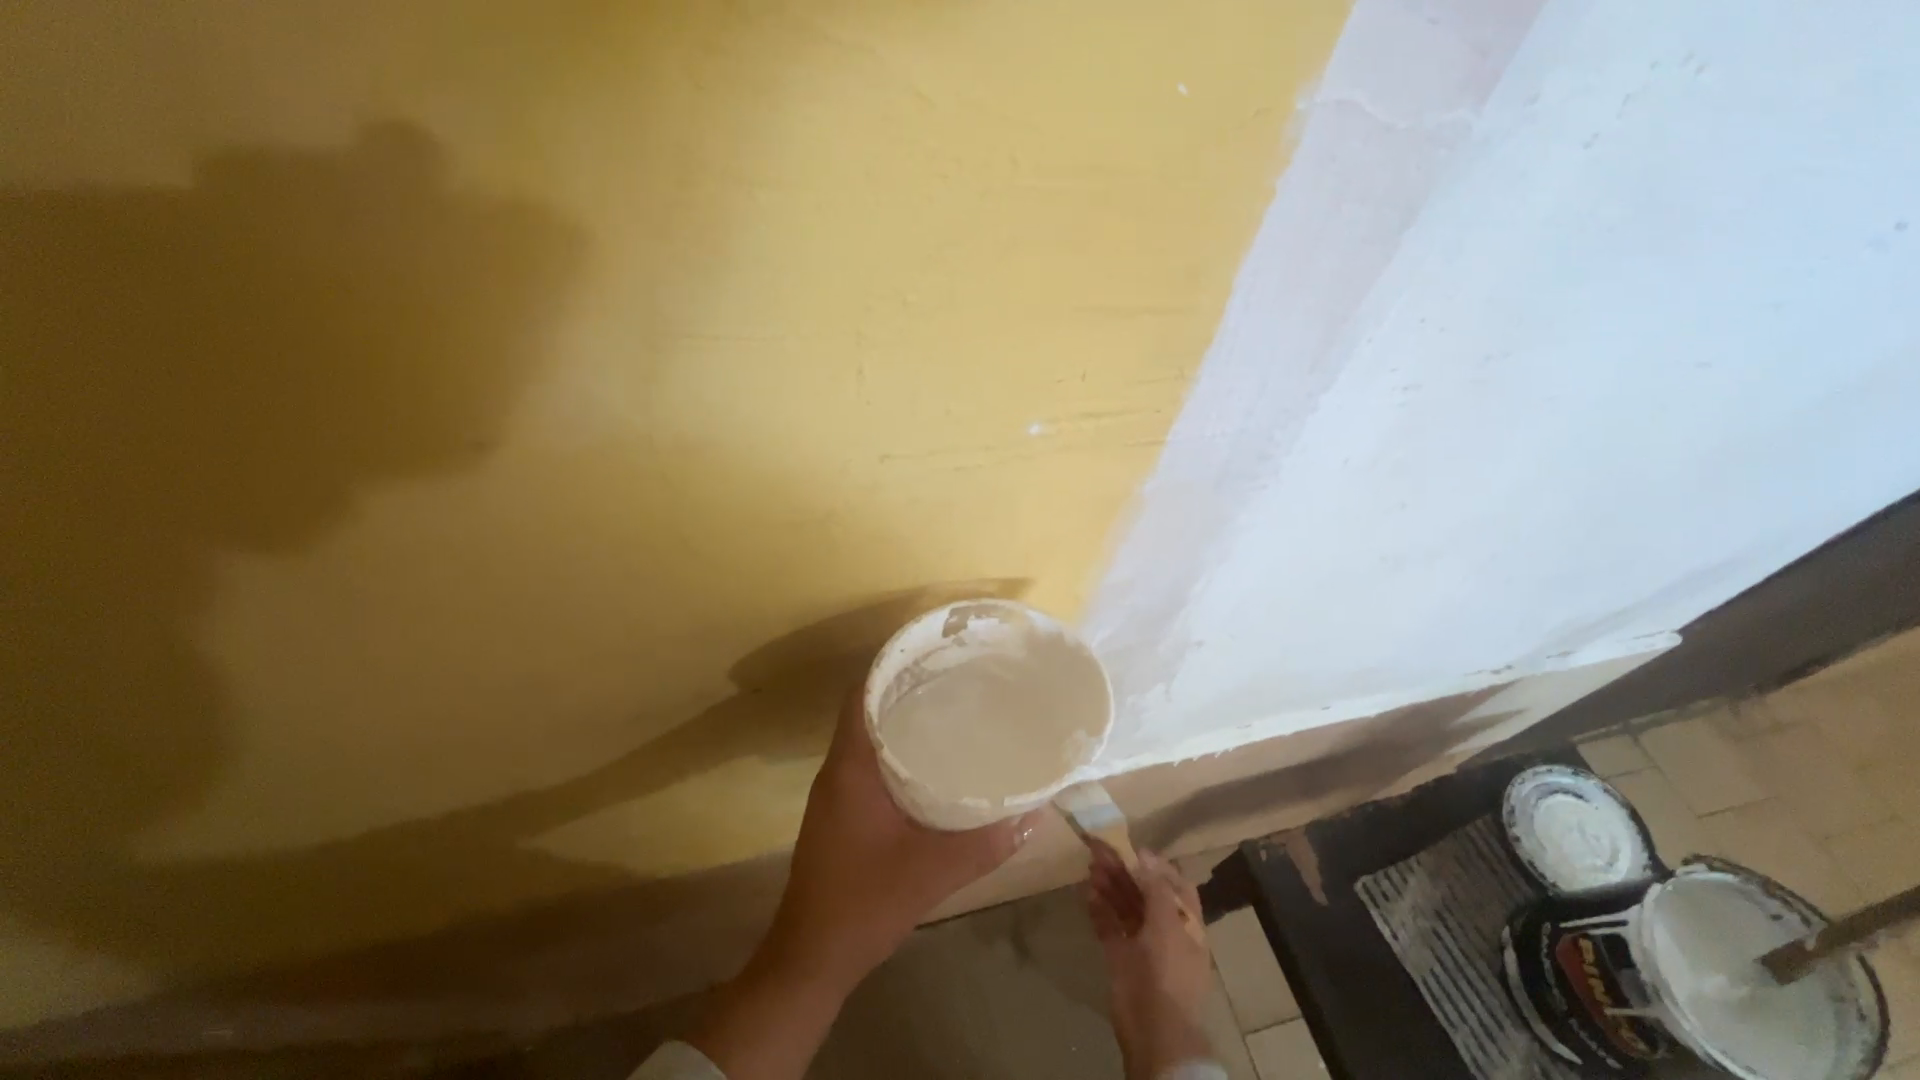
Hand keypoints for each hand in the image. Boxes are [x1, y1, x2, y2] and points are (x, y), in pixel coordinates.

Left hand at [688, 687, 1034, 1079]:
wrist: (812, 957)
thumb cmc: (863, 904)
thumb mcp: (931, 872)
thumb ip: (985, 843)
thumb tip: (1037, 812)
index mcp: (850, 769)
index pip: (863, 694)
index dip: (894, 665)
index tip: (937, 652)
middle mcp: (839, 771)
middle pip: (870, 709)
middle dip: (910, 689)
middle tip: (961, 678)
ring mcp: (838, 794)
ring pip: (871, 738)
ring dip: (905, 721)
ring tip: (957, 711)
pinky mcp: (844, 815)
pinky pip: (873, 765)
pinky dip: (902, 754)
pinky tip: (938, 766)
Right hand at [1087, 844, 1215, 1079]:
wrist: (1154, 1030)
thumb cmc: (1168, 973)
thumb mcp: (1168, 925)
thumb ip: (1157, 889)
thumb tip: (1146, 855)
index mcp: (1186, 923)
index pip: (1174, 885)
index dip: (1155, 865)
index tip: (1132, 848)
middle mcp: (1166, 931)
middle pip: (1145, 893)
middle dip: (1125, 871)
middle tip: (1099, 849)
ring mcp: (1142, 945)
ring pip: (1126, 908)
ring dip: (1109, 886)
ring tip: (1090, 865)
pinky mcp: (1120, 959)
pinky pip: (1110, 928)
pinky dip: (1099, 910)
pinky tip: (1086, 893)